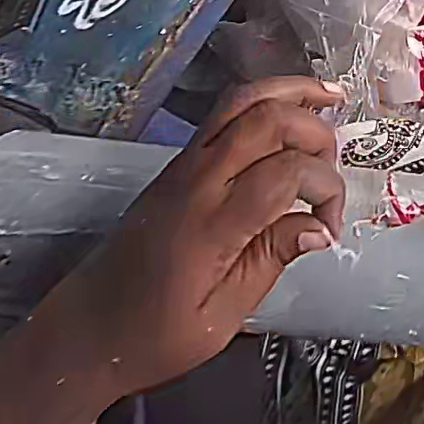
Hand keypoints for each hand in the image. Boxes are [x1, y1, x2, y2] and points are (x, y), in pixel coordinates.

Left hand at [30, 78, 345, 397]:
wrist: (91, 322)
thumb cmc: (155, 332)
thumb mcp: (221, 317)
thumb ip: (272, 259)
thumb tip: (320, 227)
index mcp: (210, 225)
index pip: (283, 174)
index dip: (324, 189)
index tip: (330, 225)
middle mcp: (199, 178)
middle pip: (266, 121)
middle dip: (315, 133)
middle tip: (332, 170)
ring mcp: (187, 160)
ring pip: (243, 100)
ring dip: (291, 91)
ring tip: (330, 96)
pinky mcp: (182, 156)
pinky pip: (226, 109)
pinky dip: (265, 97)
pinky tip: (290, 105)